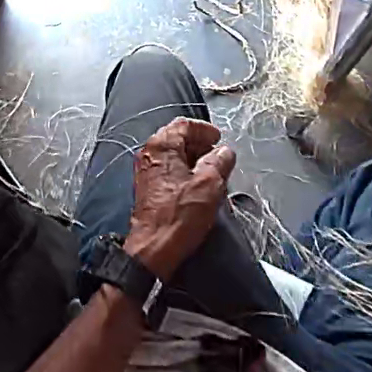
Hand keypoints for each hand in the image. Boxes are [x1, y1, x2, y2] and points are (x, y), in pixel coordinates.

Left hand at [124, 117, 235, 279]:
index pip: (184, 125)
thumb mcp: (209, 185)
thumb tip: (225, 151)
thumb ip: (219, 163)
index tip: (218, 137)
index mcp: (162, 145)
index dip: (204, 129)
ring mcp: (146, 170)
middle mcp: (149, 152)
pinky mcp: (147, 186)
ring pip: (172, 154)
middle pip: (177, 137)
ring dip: (192, 157)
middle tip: (218, 154)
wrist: (154, 247)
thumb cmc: (180, 213)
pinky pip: (168, 169)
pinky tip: (197, 183)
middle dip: (199, 143)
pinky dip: (183, 169)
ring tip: (212, 170)